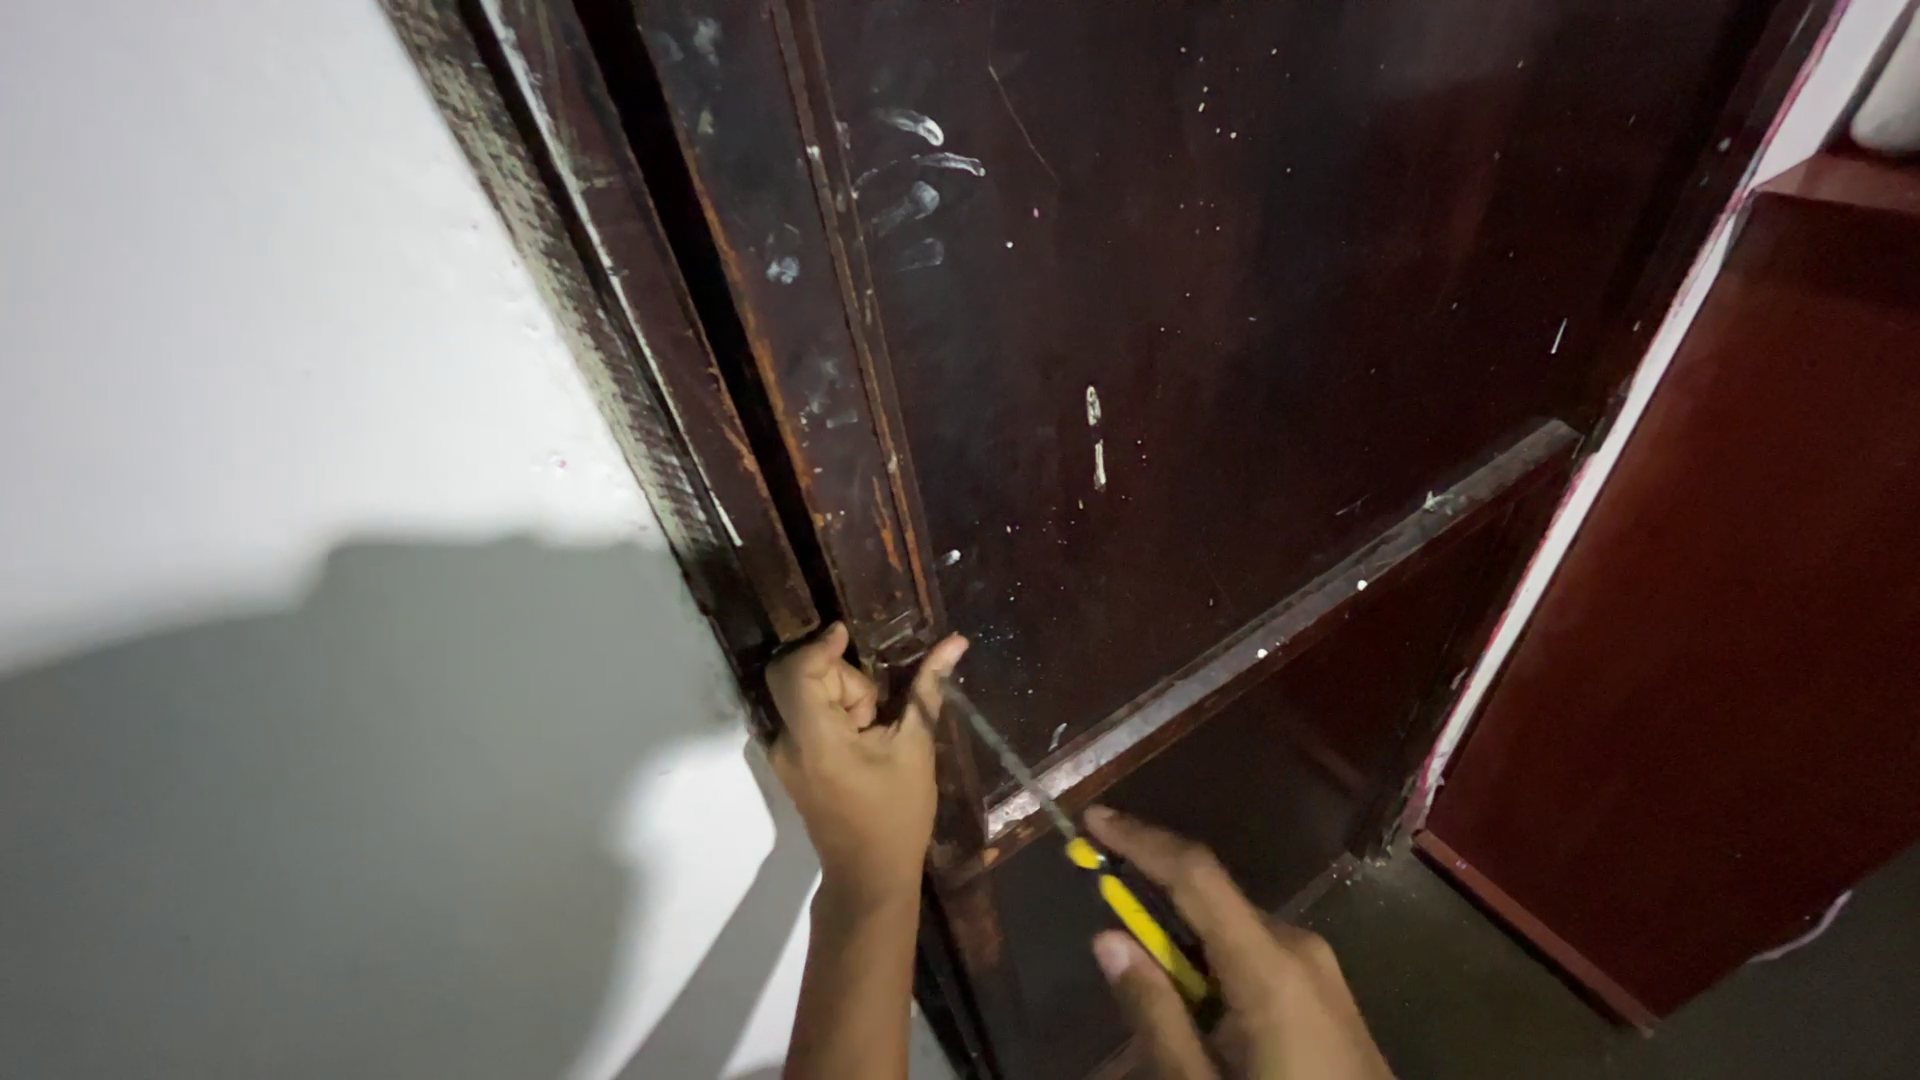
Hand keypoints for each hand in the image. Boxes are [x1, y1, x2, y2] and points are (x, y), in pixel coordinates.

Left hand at [767, 622, 968, 914]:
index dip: (819, 645)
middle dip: (840, 679)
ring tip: (871, 733)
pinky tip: (859, 737)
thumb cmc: (898, 814)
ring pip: (804, 693)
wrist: (869, 876)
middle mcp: (787, 742)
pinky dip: (831, 712)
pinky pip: (804, 713)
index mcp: (816, 739)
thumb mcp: (917, 747)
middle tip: (875, 713)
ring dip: (839, 698)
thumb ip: (928, 688)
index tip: (847, 633)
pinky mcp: (790, 760)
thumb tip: (955, 642)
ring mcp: (783, 754)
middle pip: (802, 677)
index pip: (797, 672)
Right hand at [1085, 807, 1393, 1079]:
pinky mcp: (1325, 991)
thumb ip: (1156, 1015)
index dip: (1141, 839)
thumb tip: (1107, 940)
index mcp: (1270, 968)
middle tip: (1110, 939)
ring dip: (1182, 945)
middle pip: (1209, 899)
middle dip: (1152, 903)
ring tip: (1161, 1010)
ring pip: (1227, 930)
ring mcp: (1319, 969)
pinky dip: (1212, 965)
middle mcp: (1298, 948)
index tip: (1093, 819)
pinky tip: (1202, 1022)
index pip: (1196, 873)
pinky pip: (1253, 953)